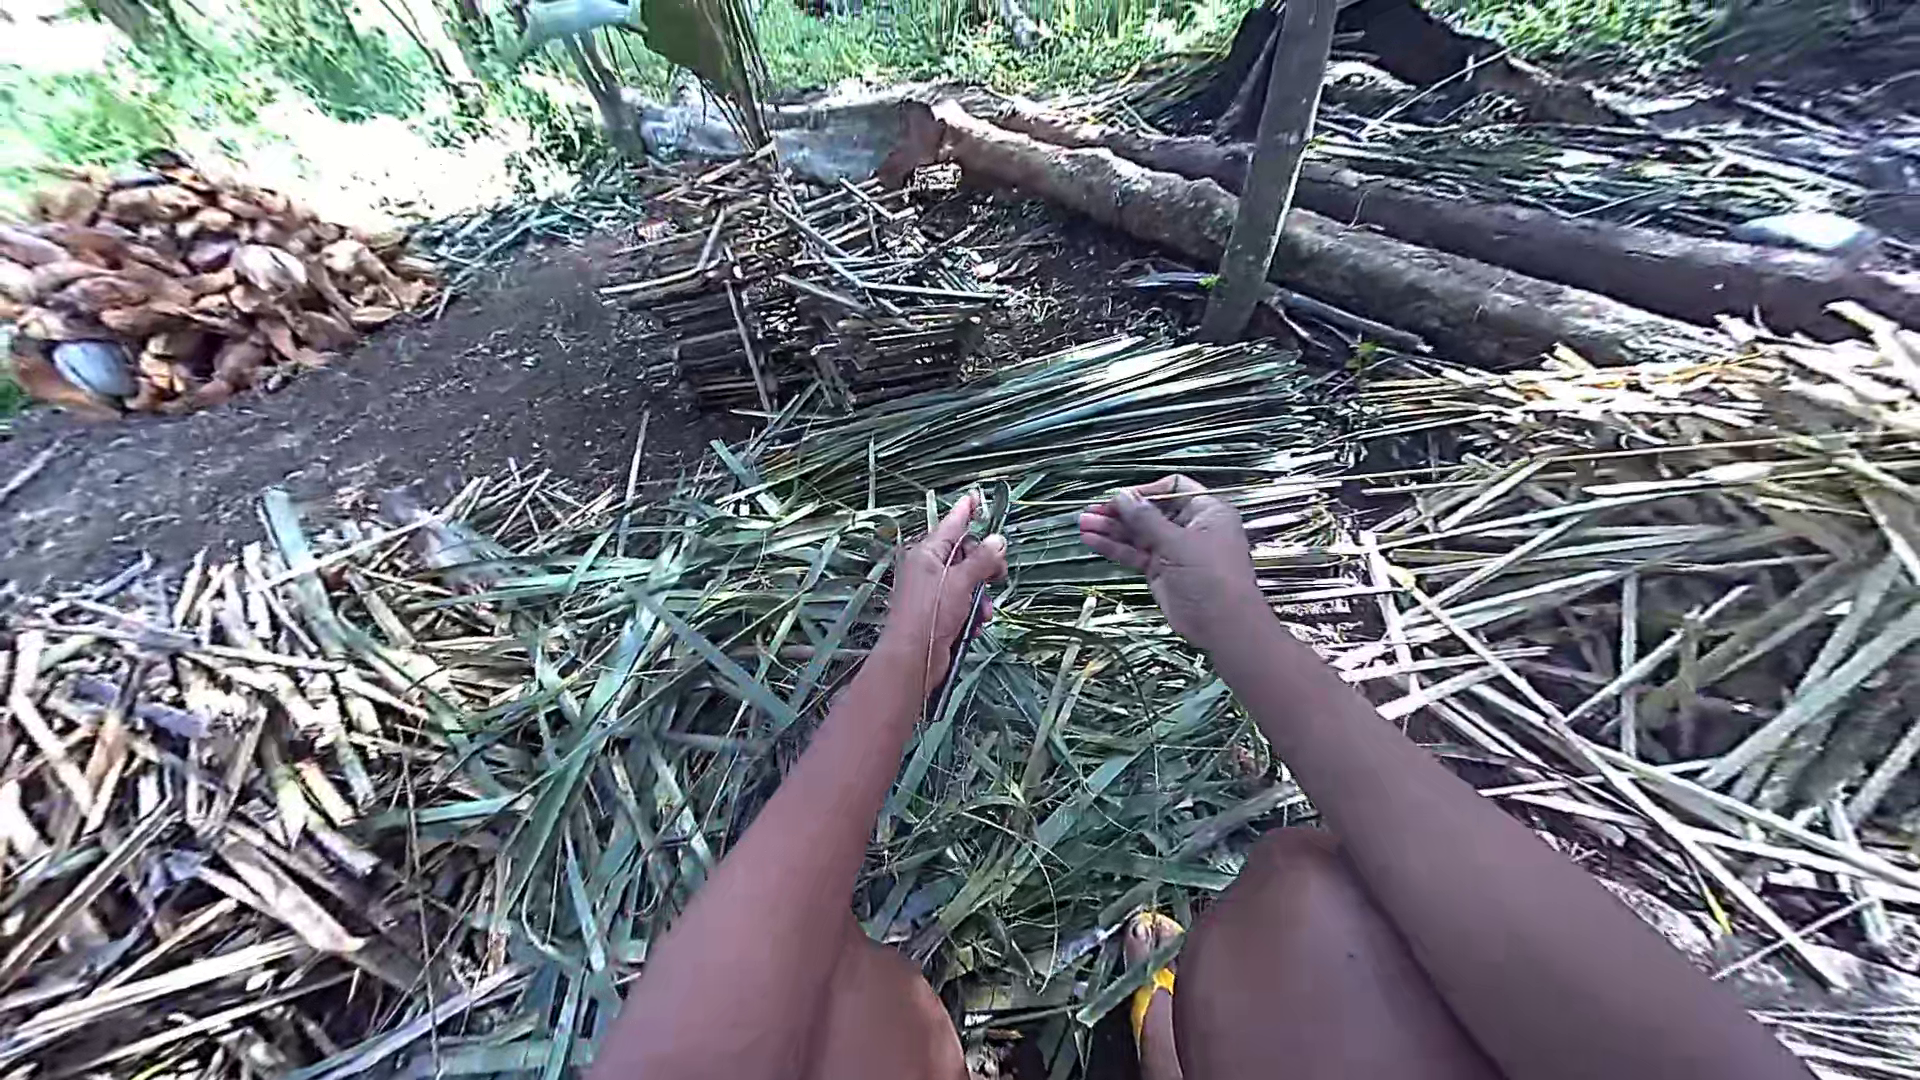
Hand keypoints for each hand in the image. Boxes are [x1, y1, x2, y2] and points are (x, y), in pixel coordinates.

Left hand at [883, 493, 1007, 688]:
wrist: (913, 659)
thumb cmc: (931, 613)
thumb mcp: (961, 582)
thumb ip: (982, 560)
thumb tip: (998, 540)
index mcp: (927, 553)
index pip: (952, 524)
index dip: (966, 510)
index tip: (976, 496)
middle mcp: (928, 568)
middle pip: (965, 554)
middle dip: (984, 566)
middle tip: (997, 575)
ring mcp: (933, 591)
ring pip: (969, 581)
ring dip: (980, 595)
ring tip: (982, 612)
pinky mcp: (939, 612)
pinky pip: (964, 603)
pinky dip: (972, 612)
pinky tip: (973, 625)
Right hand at [1078, 475, 1263, 650]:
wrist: (1222, 625)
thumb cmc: (1210, 576)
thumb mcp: (1177, 543)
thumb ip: (1145, 519)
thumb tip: (1121, 496)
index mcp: (1205, 511)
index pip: (1172, 488)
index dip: (1144, 491)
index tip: (1119, 498)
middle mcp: (1189, 527)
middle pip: (1149, 511)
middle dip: (1119, 512)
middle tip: (1090, 512)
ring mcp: (1173, 549)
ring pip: (1137, 533)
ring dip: (1111, 529)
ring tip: (1083, 524)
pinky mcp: (1159, 570)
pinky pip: (1134, 553)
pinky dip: (1113, 547)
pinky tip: (1091, 541)